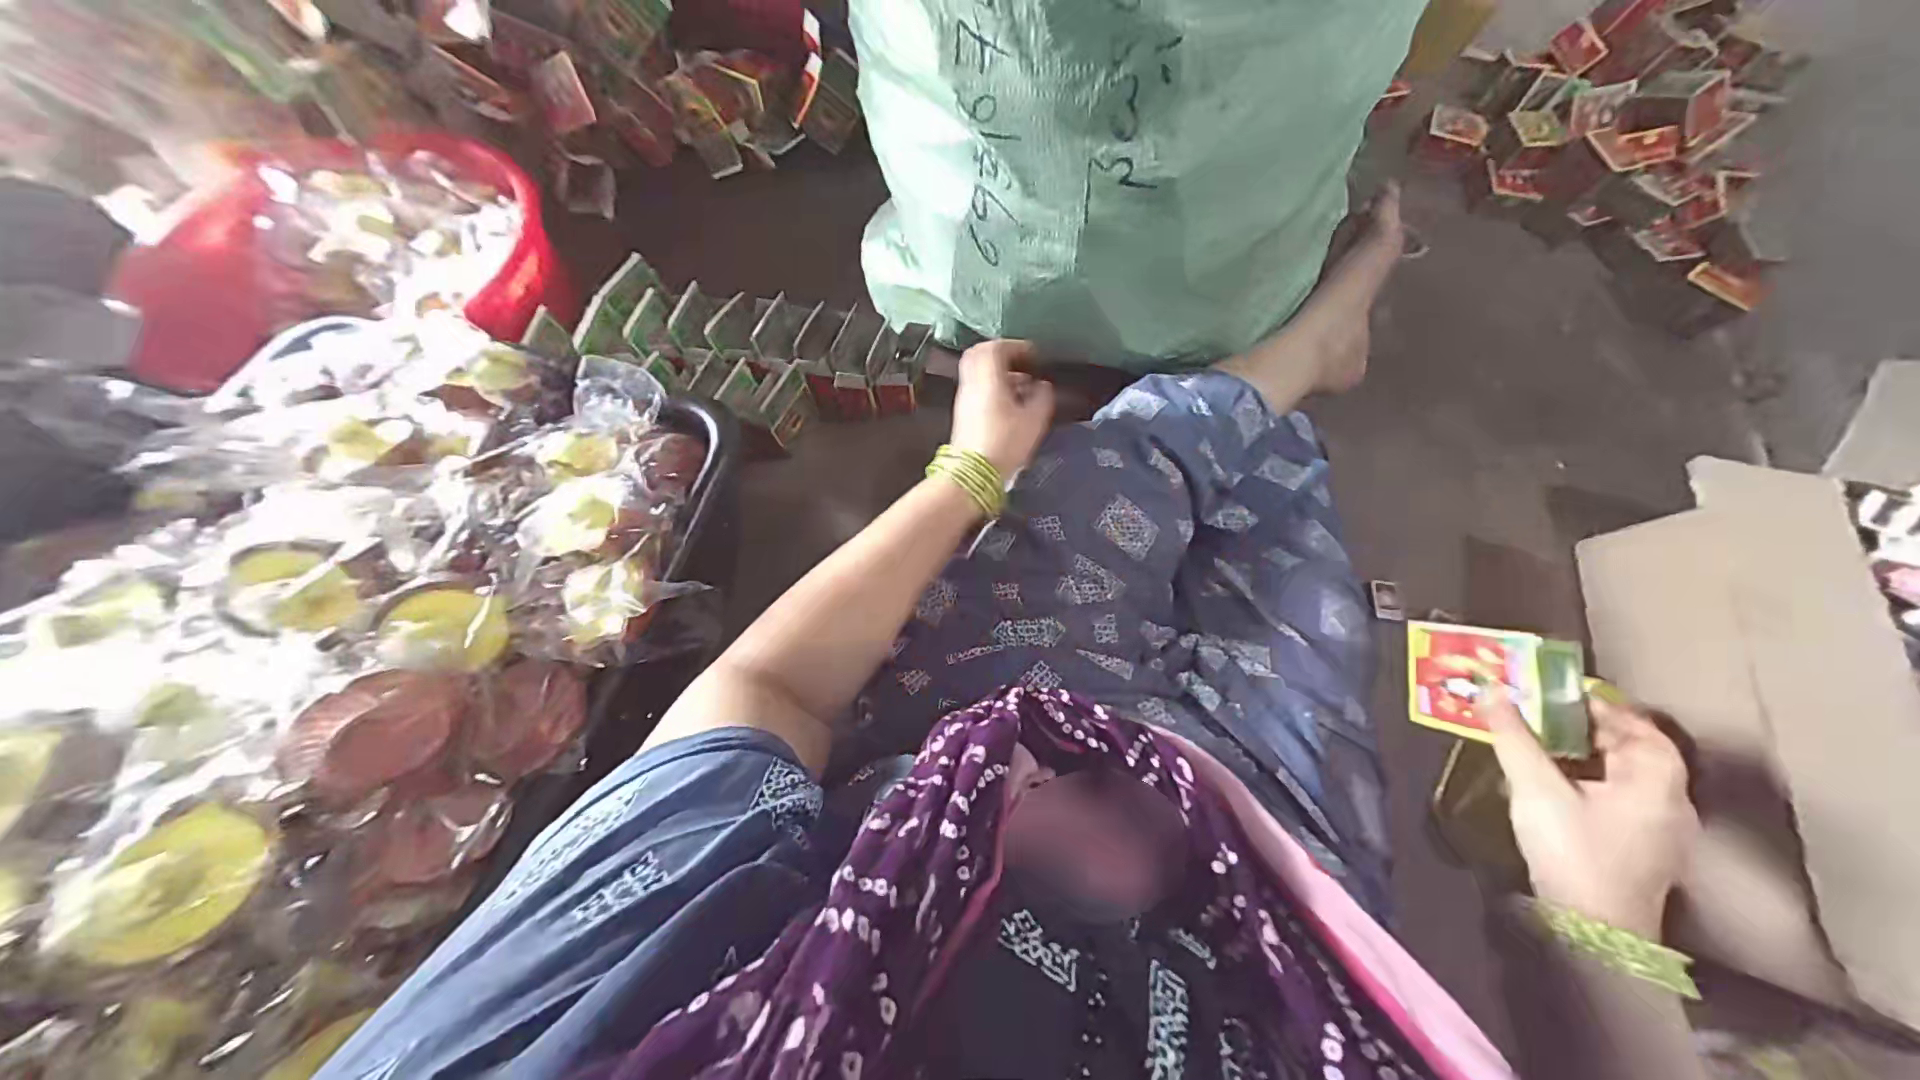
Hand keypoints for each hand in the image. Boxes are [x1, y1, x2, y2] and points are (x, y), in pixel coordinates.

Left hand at [950, 339, 1055, 477]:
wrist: (974, 473)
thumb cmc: (1005, 444)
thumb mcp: (1034, 420)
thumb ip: (1042, 396)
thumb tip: (1042, 385)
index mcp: (988, 378)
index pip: (994, 348)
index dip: (1015, 346)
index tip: (1032, 354)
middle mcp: (971, 384)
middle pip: (979, 355)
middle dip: (1001, 355)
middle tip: (1021, 362)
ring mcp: (964, 399)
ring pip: (977, 373)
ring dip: (998, 373)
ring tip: (1021, 386)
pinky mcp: (963, 414)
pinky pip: (976, 389)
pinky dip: (992, 387)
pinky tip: (1009, 404)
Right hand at [1484, 686, 1697, 939]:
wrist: (1593, 927)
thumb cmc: (1572, 849)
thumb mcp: (1534, 787)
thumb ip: (1513, 737)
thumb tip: (1491, 691)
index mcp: (1656, 784)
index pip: (1642, 730)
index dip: (1605, 706)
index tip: (1562, 691)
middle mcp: (1669, 803)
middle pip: (1636, 752)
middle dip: (1590, 727)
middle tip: (1544, 711)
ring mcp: (1659, 830)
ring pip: (1626, 776)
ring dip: (1588, 753)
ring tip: (1542, 739)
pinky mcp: (1641, 848)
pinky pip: (1619, 796)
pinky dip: (1589, 777)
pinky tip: (1557, 780)